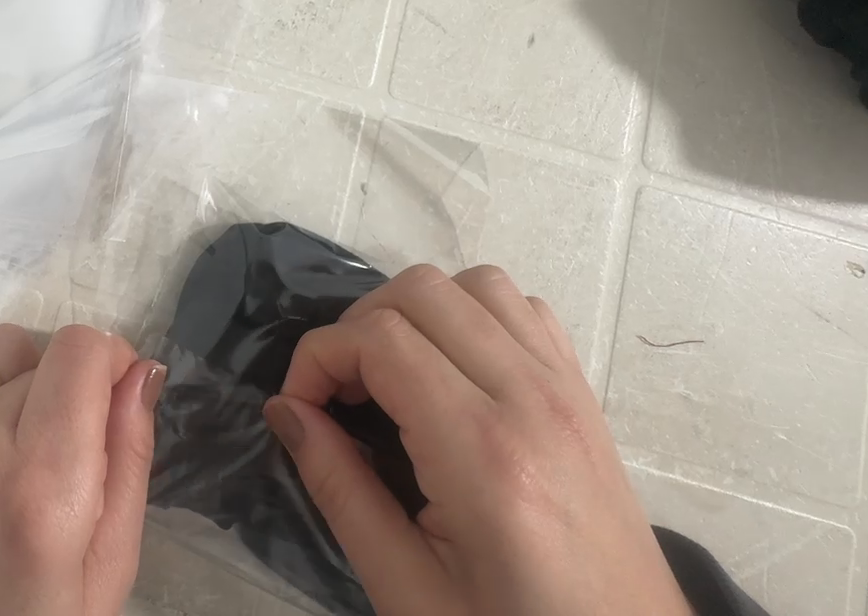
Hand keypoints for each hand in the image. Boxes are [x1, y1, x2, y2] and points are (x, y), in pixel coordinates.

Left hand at [0, 323, 167, 615]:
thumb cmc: (37, 615)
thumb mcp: (111, 560)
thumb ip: (130, 453)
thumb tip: (139, 367)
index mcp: (43, 484)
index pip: (81, 350)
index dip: (110, 359)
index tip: (114, 394)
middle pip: (46, 352)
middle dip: (71, 385)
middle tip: (63, 446)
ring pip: (1, 344)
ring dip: (23, 375)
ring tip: (18, 431)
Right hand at [263, 264, 689, 615]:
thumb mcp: (406, 590)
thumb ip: (338, 487)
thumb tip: (285, 409)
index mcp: (484, 454)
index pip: (378, 339)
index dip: (317, 357)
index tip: (301, 407)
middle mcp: (531, 399)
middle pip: (419, 292)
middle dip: (356, 327)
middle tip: (342, 392)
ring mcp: (567, 388)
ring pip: (471, 283)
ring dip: (414, 312)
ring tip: (393, 374)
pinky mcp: (583, 393)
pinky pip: (519, 306)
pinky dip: (470, 315)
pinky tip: (451, 370)